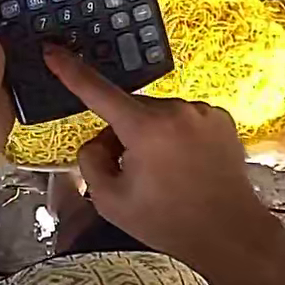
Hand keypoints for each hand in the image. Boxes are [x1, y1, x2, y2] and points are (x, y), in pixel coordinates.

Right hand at [43, 47, 284, 278]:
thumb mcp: (111, 201)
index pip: (97, 91)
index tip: (53, 50)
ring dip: (153, 133)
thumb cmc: (168, 221)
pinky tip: (187, 163)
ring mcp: (201, 111)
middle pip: (131, 109)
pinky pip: (185, 118)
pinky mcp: (221, 118)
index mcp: (145, 128)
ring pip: (159, 113)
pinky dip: (178, 134)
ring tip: (166, 172)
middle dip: (124, 131)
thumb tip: (97, 140)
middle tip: (131, 170)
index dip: (70, 70)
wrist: (231, 234)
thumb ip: (91, 162)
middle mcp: (175, 110)